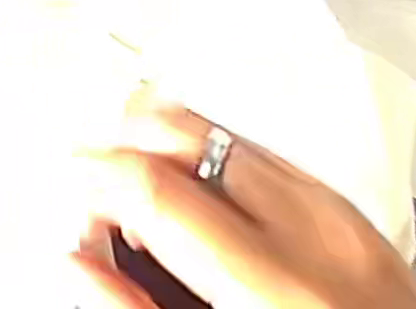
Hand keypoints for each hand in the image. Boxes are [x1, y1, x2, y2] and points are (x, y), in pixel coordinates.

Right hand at [71, 105, 415, 308]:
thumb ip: (137, 308)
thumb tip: (79, 265)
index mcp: (281, 285)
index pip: (156, 185)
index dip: (95, 177)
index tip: (74, 186)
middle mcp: (311, 224)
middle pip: (179, 128)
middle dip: (121, 142)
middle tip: (100, 184)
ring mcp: (332, 203)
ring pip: (212, 124)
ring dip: (159, 141)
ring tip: (141, 188)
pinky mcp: (341, 198)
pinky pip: (249, 143)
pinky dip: (202, 151)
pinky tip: (193, 190)